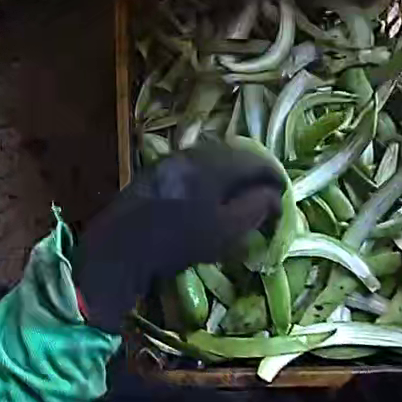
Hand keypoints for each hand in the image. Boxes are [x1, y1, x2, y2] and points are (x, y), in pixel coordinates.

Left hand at [74, 142, 285, 332]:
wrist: (118, 249)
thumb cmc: (176, 242)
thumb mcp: (225, 231)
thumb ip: (255, 208)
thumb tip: (274, 195)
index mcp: (213, 163)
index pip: (256, 160)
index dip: (274, 178)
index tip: (283, 197)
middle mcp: (192, 153)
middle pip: (234, 155)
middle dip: (253, 174)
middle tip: (263, 197)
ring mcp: (170, 160)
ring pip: (212, 160)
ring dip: (230, 176)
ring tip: (238, 199)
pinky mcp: (155, 172)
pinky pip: (192, 168)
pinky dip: (208, 179)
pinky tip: (207, 199)